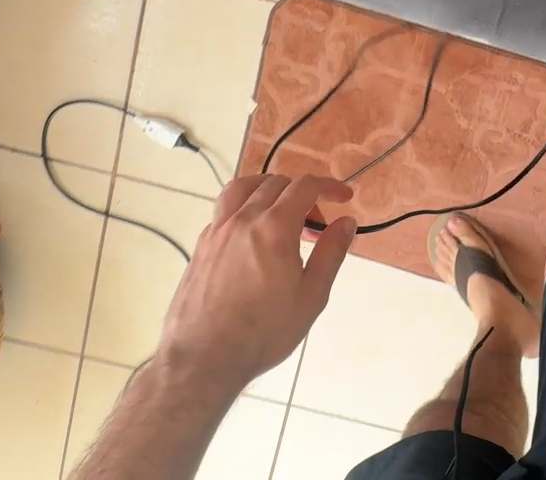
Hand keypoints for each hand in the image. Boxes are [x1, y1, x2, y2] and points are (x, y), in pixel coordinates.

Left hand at [154, 174, 355, 400]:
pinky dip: (244, 209)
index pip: (305, 187)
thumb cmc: (264, 332)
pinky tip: (252, 237)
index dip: (329, 186)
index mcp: (275, 227)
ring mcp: (216, 232)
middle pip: (275, 183)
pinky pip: (223, 211)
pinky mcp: (200, 248)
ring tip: (280, 210)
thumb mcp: (311, 296)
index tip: (345, 197)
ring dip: (267, 189)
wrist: (202, 362)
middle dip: (303, 194)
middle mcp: (243, 220)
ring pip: (242, 188)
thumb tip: (346, 222)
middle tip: (316, 223)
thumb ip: (331, 253)